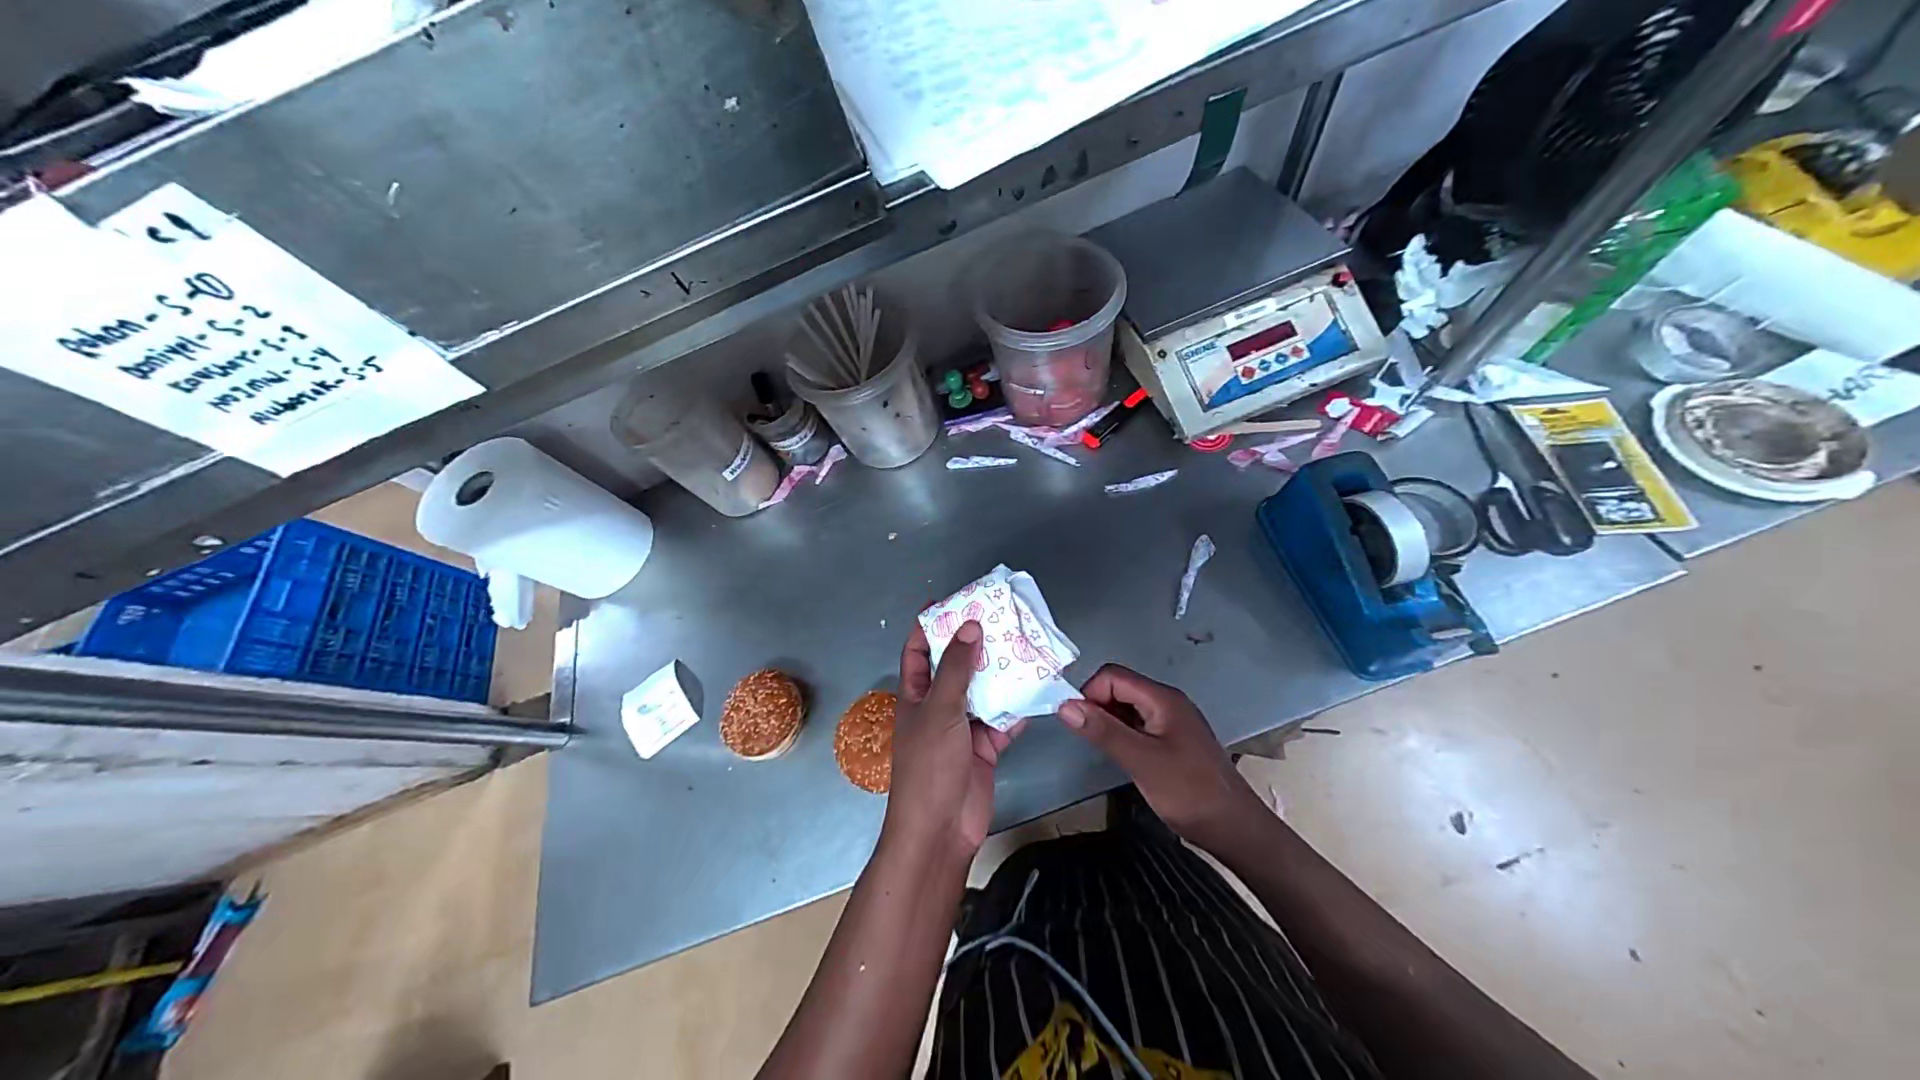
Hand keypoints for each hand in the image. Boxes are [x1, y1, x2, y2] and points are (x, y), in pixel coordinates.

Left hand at [886, 621, 1023, 860]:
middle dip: (975, 646)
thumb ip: (957, 669)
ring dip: (1001, 675)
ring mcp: (962, 729)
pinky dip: (1017, 710)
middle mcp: (938, 707)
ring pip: (983, 693)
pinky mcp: (984, 748)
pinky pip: (1002, 722)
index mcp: (915, 695)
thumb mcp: (940, 710)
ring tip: (1025, 648)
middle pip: (956, 668)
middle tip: (1001, 620)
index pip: (919, 651)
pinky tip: (1036, 692)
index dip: (930, 626)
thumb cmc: (930, 766)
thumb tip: (969, 627)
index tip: (951, 601)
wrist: (941, 828)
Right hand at [1059, 665, 1267, 852]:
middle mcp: (1168, 702)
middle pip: (1120, 688)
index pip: (1113, 676)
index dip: (1090, 693)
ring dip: (1108, 720)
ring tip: (1102, 749)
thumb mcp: (1142, 761)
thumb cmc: (1190, 792)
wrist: (1235, 829)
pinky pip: (1138, 724)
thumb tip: (1065, 706)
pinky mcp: (1172, 740)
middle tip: (1086, 738)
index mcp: (1163, 699)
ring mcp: (1172, 721)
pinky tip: (1120, 755)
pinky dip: (1122, 733)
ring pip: (1128, 707)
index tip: (1077, 723)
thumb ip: (1104, 731)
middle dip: (1096, 706)